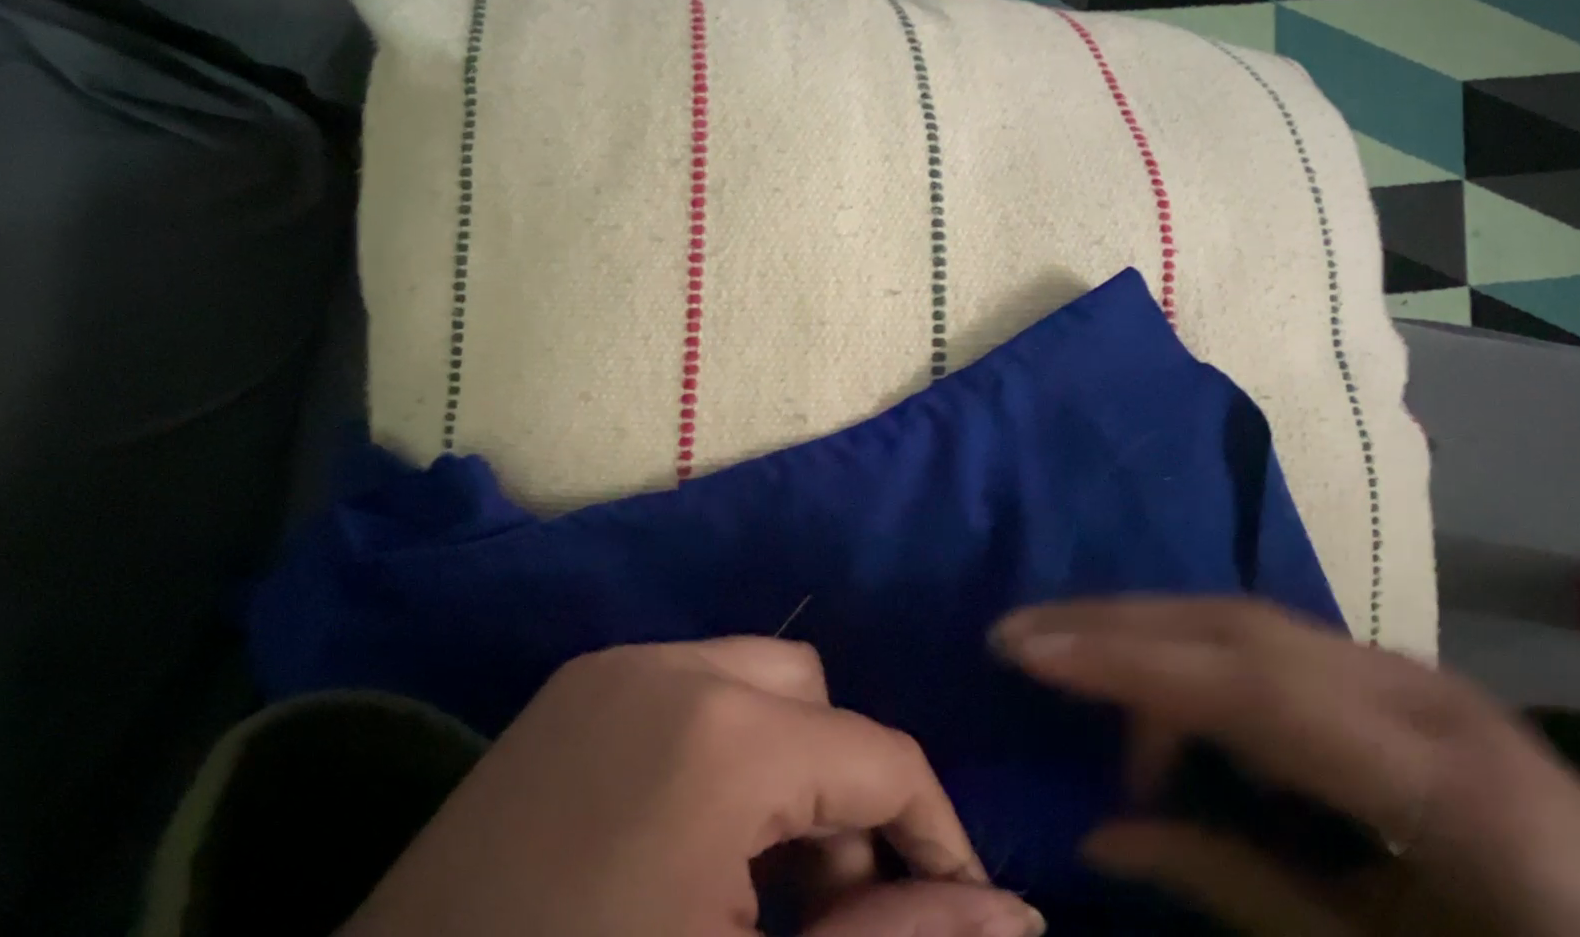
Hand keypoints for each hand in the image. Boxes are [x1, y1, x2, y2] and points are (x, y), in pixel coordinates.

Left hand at [338, 638, 1046, 936]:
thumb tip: (1020, 915)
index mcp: (720, 732)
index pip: (880, 755)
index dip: (939, 834)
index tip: (957, 909)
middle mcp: (663, 668)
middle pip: (812, 696)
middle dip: (846, 789)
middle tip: (830, 903)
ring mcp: (600, 674)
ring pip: (748, 686)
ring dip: (782, 771)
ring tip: (758, 886)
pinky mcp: (559, 701)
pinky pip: (680, 696)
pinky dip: (716, 755)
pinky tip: (686, 849)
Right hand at [991, 598, 1579, 936]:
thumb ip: (1236, 888)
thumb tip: (1104, 833)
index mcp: (1438, 773)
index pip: (1246, 681)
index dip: (1122, 659)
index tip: (1020, 647)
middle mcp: (1425, 694)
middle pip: (1238, 626)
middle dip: (1113, 623)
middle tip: (1015, 632)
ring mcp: (1418, 678)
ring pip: (1251, 625)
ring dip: (1147, 636)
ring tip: (1066, 666)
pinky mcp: (1407, 687)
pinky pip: (1277, 651)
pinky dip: (1197, 660)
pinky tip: (1154, 695)